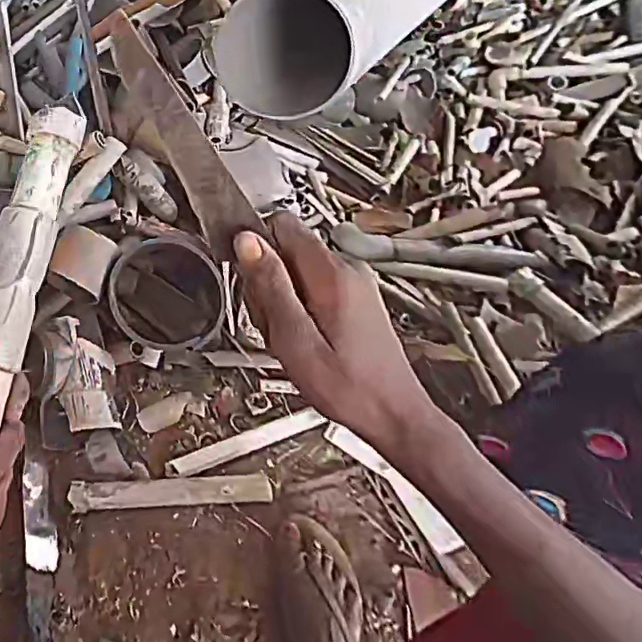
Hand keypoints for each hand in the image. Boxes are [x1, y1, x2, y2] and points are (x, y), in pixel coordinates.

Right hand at [234, 214, 439, 454]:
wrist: (394, 417)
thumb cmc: (349, 388)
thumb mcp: (295, 338)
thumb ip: (269, 285)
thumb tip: (247, 242)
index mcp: (332, 275)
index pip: (282, 224)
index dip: (256, 246)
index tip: (249, 277)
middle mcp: (347, 271)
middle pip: (285, 249)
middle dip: (265, 280)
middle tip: (272, 321)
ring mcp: (353, 284)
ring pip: (293, 270)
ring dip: (278, 299)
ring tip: (288, 335)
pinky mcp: (353, 299)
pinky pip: (308, 287)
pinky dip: (295, 309)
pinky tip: (301, 338)